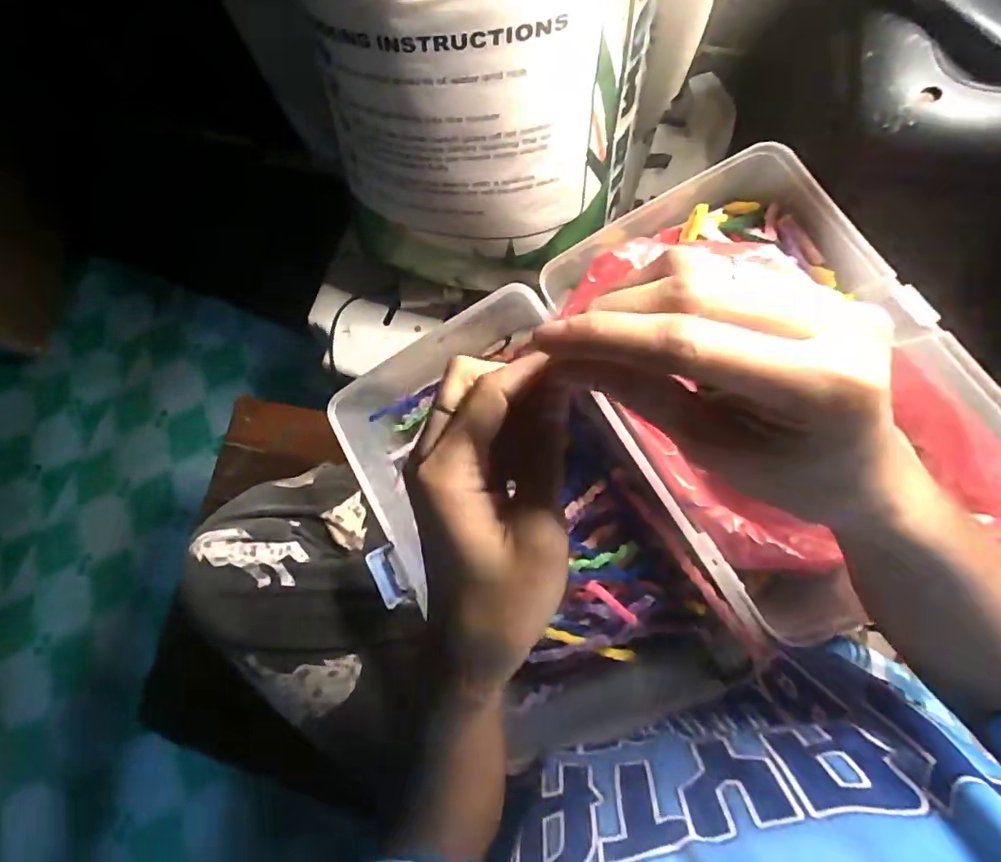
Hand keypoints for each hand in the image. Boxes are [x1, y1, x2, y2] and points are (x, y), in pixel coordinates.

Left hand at [407, 353, 569, 694]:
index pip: (486, 393)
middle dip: (509, 368)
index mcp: (447, 469)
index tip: (572, 352)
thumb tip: (559, 391)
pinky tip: (539, 421)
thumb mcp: (540, 529)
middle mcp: (427, 454)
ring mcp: (430, 462)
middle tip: (563, 376)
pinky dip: (499, 413)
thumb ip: (544, 455)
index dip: (529, 368)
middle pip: (461, 380)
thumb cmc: (508, 601)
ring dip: (505, 387)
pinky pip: (467, 423)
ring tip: (559, 392)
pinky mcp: (442, 474)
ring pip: (462, 396)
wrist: (467, 647)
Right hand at [532, 246, 928, 532]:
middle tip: (562, 333)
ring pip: (698, 267)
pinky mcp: (806, 278)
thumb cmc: (792, 481)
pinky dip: (661, 282)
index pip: (686, 340)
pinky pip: (715, 265)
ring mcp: (822, 289)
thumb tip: (565, 360)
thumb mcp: (711, 450)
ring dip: (631, 290)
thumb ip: (640, 395)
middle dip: (611, 310)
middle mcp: (828, 318)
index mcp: (815, 382)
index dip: (605, 335)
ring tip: (596, 321)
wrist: (868, 466)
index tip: (545, 340)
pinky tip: (637, 307)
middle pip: (689, 292)